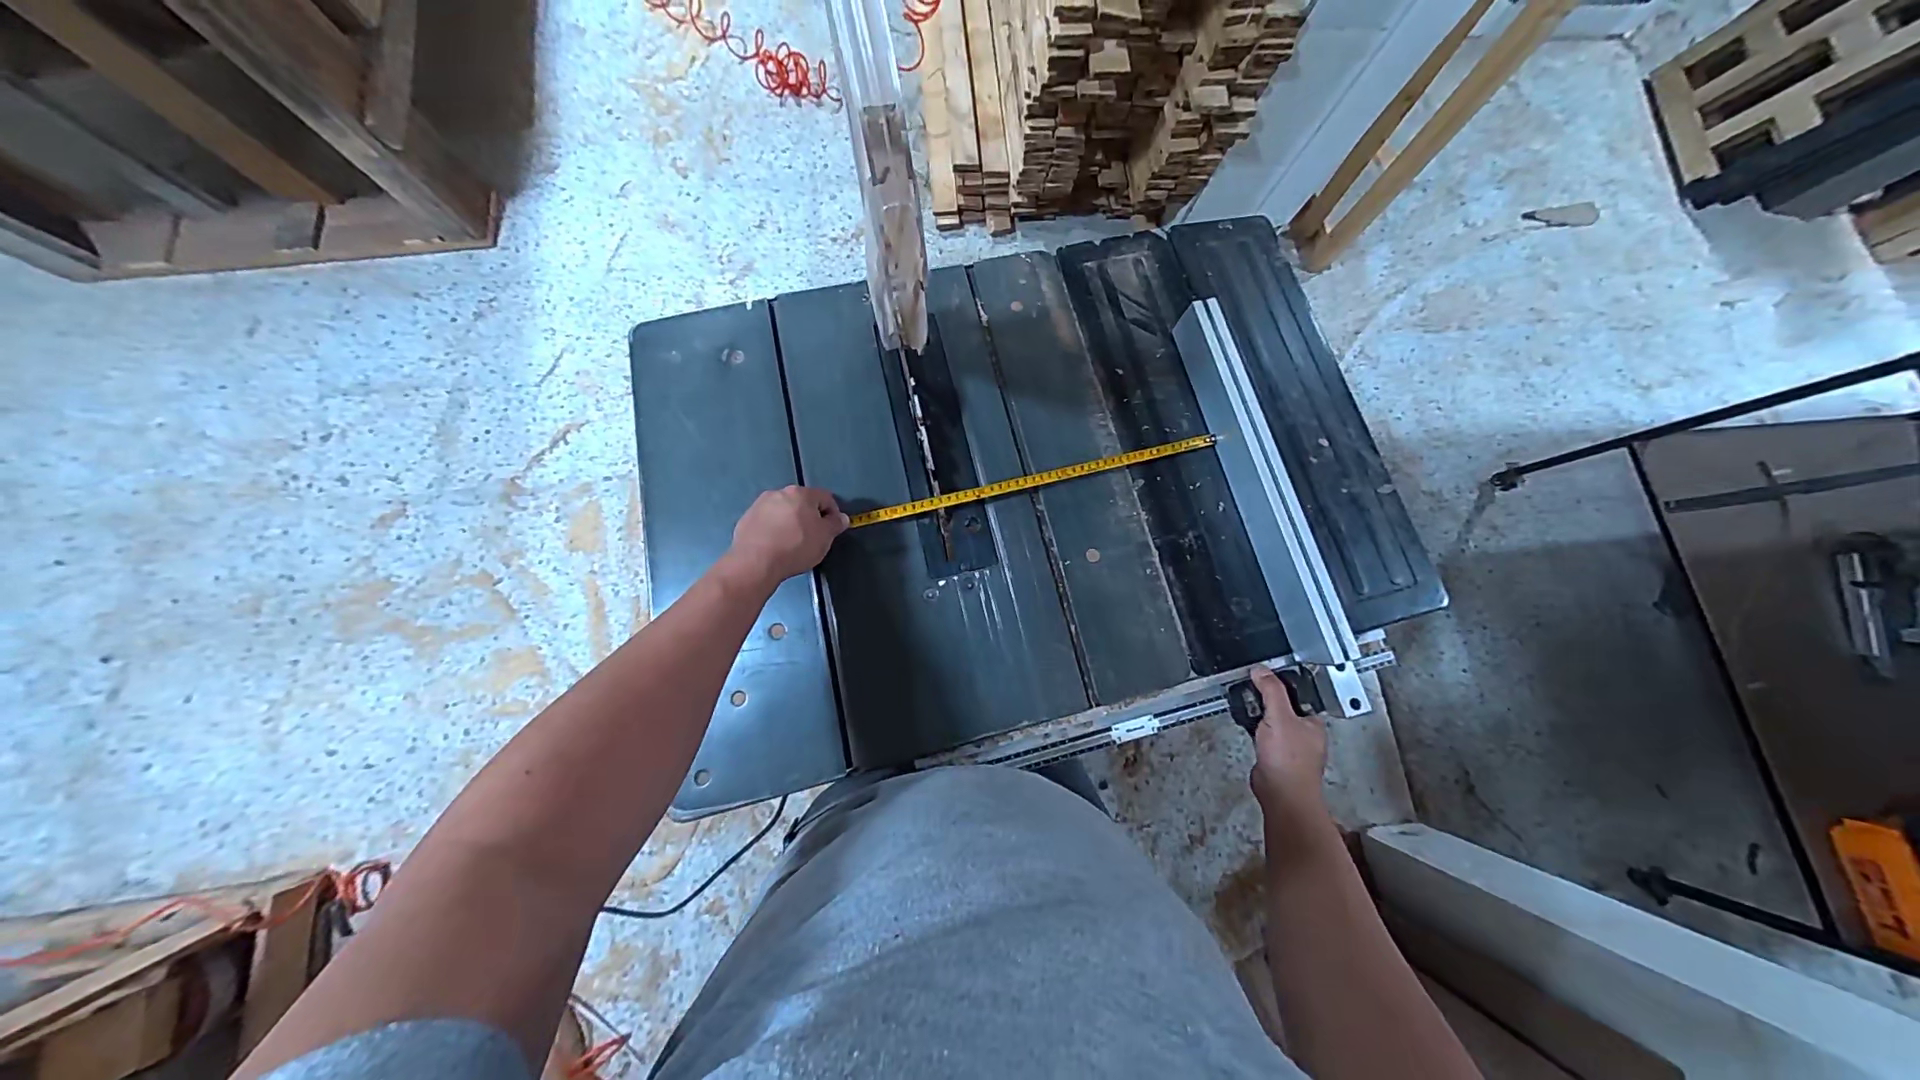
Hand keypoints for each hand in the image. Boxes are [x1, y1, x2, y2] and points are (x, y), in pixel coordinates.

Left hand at [723, 486, 848, 588]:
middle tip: (812, 537)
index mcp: (801, 493)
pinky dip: (774, 529)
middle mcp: (779, 493)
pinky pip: (767, 521)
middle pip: (802, 502)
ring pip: (783, 511)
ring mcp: (759, 504)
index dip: (833, 513)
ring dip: (790, 522)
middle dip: (809, 517)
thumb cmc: (796, 546)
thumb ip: (835, 525)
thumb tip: (840, 518)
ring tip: (791, 543)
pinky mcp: (746, 519)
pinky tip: (775, 546)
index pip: (825, 497)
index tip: (832, 530)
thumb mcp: (825, 538)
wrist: (756, 562)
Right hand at [1248, 666, 1329, 826]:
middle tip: (1253, 697)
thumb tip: (1261, 671)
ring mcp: (1289, 746)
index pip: (1296, 695)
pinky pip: (1263, 737)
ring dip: (1259, 718)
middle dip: (1266, 702)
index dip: (1279, 685)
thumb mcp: (1279, 716)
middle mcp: (1304, 734)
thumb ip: (1271, 691)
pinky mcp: (1274, 757)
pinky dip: (1255, 733)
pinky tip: (1250, 734)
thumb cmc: (1290, 761)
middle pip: (1282, 707)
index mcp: (1313, 723)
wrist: (1280, 792)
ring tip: (1250, 714)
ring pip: (1271, 722)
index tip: (1262, 678)